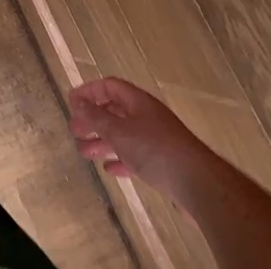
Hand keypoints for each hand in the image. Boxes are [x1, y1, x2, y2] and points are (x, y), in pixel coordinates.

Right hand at [68, 76, 213, 196]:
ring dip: (102, 142)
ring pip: (123, 135)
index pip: (109, 87)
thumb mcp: (119, 131)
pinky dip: (121, 160)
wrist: (198, 184)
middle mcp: (148, 117)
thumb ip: (96, 117)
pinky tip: (110, 169)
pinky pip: (136, 156)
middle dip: (92, 120)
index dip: (89, 91)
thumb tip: (78, 101)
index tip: (71, 102)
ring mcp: (157, 140)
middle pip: (115, 112)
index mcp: (138, 102)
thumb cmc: (155, 150)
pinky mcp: (163, 163)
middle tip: (74, 131)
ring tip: (84, 152)